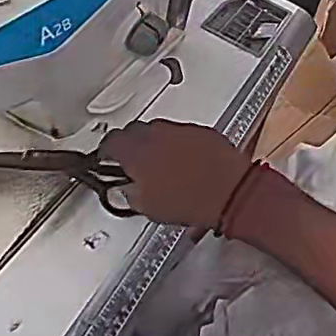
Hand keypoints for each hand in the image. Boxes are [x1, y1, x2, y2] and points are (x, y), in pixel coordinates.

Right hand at [100, 120, 251, 228]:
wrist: (229, 191)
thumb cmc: (190, 201)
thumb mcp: (148, 206)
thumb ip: (130, 193)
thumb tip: (127, 190)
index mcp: (137, 152)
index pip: (111, 142)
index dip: (106, 152)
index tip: (107, 158)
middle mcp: (156, 134)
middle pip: (133, 130)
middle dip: (129, 144)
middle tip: (131, 162)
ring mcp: (179, 129)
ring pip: (157, 129)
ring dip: (153, 142)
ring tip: (159, 163)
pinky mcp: (199, 130)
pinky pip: (180, 132)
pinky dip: (176, 142)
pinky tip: (182, 159)